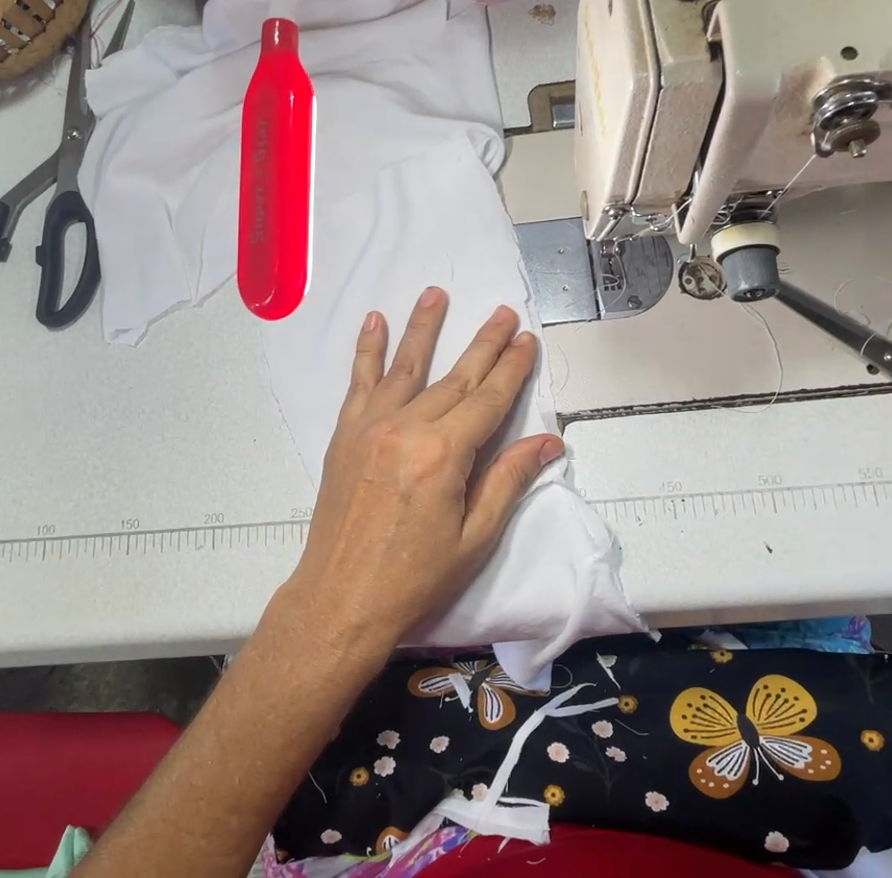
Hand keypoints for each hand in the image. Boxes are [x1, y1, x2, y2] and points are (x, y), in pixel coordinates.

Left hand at [273, 287, 562, 667]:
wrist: (342, 597)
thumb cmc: (415, 577)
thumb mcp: (474, 537)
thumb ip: (508, 481)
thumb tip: (549, 443)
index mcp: (445, 454)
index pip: (489, 399)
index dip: (512, 368)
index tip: (527, 339)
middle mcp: (408, 428)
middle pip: (455, 377)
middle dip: (483, 343)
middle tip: (503, 311)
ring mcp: (371, 428)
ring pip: (405, 367)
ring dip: (424, 328)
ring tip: (437, 292)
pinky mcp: (346, 436)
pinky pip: (359, 384)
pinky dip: (367, 351)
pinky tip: (374, 323)